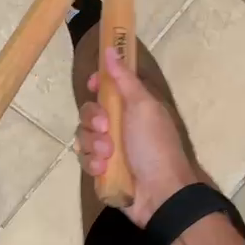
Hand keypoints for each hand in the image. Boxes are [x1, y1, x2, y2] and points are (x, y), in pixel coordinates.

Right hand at [77, 46, 203, 226]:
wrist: (162, 195)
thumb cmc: (155, 145)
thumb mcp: (144, 106)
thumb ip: (124, 78)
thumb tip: (111, 48)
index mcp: (131, 107)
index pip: (106, 88)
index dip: (97, 84)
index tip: (94, 86)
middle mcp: (118, 126)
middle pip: (88, 111)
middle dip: (93, 119)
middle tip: (106, 129)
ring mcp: (110, 150)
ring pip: (83, 136)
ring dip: (93, 144)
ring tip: (108, 155)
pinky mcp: (102, 171)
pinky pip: (85, 159)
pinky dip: (93, 163)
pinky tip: (104, 169)